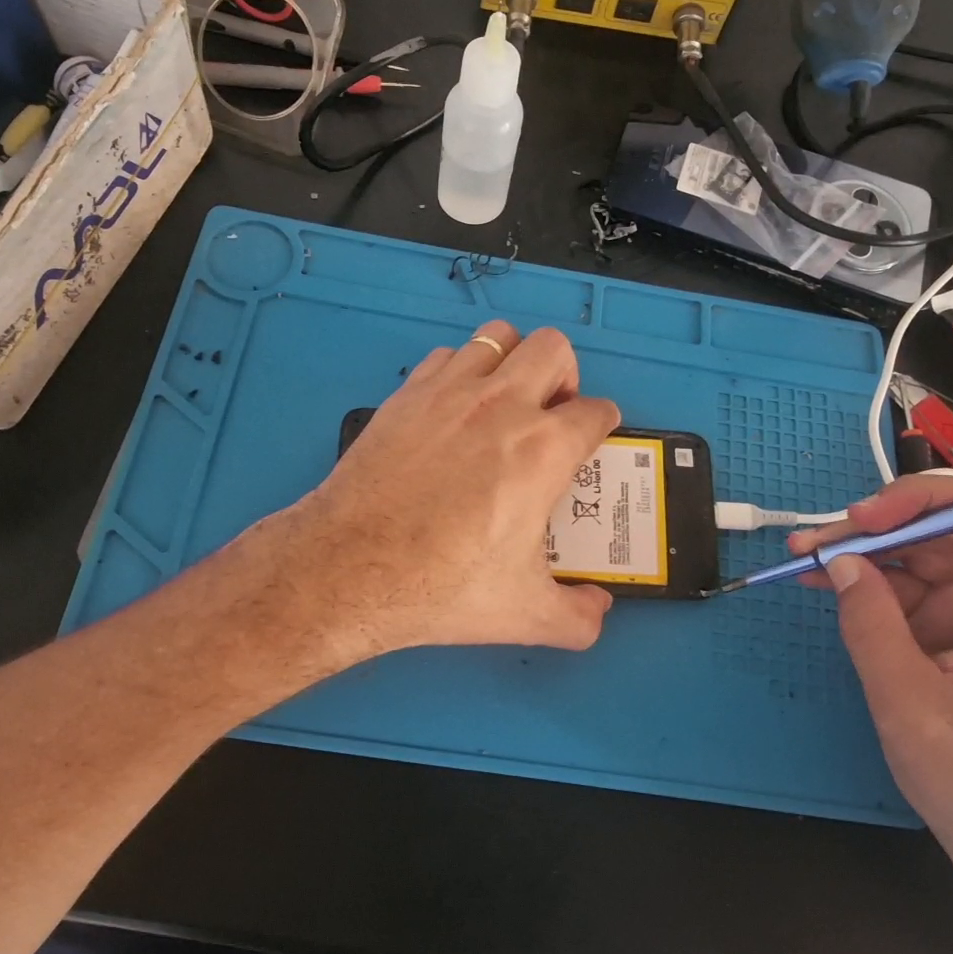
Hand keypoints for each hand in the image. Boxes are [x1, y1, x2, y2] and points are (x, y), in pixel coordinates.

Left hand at [274, 320, 621, 653]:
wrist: (351, 567)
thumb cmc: (443, 586)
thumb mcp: (526, 614)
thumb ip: (578, 616)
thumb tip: (598, 610)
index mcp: (544, 450)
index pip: (596, 411)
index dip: (601, 425)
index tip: (591, 440)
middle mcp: (503, 405)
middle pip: (554, 348)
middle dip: (565, 375)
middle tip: (551, 413)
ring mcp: (451, 391)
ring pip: (499, 336)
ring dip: (512, 361)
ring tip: (503, 400)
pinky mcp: (408, 393)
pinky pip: (446, 355)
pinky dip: (460, 370)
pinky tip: (452, 407)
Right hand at [794, 399, 952, 876]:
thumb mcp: (911, 706)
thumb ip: (872, 626)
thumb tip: (840, 561)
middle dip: (913, 505)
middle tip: (848, 525)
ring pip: (932, 535)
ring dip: (868, 535)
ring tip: (808, 549)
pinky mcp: (948, 610)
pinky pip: (902, 568)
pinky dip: (860, 565)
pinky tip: (819, 569)